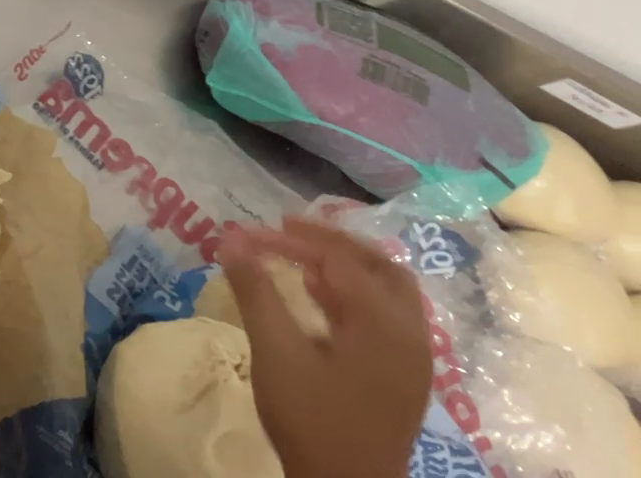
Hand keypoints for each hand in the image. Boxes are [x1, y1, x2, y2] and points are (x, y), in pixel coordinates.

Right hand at [218, 219, 431, 477]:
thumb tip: (230, 238)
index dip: (290, 239)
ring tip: (300, 255)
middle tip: (285, 227)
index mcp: (384, 323)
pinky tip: (318, 296)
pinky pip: (387, 314)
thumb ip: (255, 290)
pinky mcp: (403, 374)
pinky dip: (354, 291)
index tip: (244, 233)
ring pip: (390, 290)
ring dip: (347, 264)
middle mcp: (410, 334)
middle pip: (381, 267)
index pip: (338, 260)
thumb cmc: (311, 415)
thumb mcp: (275, 349)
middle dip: (333, 241)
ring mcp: (413, 357)